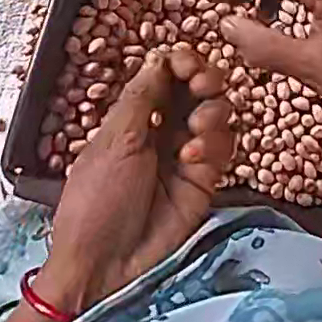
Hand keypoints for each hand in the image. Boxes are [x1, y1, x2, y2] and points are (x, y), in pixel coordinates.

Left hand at [39, 48, 234, 310]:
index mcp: (135, 115)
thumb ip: (142, 96)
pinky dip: (213, 143)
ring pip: (218, 113)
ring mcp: (187, 154)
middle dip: (205, 78)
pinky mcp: (205, 179)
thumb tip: (160, 56)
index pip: (168, 75)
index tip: (187, 62)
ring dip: (212, 110)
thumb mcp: (114, 140)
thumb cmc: (97, 199)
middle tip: (201, 84)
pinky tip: (192, 156)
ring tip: (195, 128)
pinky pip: (224, 147)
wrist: (106, 266)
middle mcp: (164, 129)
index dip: (181, 62)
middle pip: (199, 88)